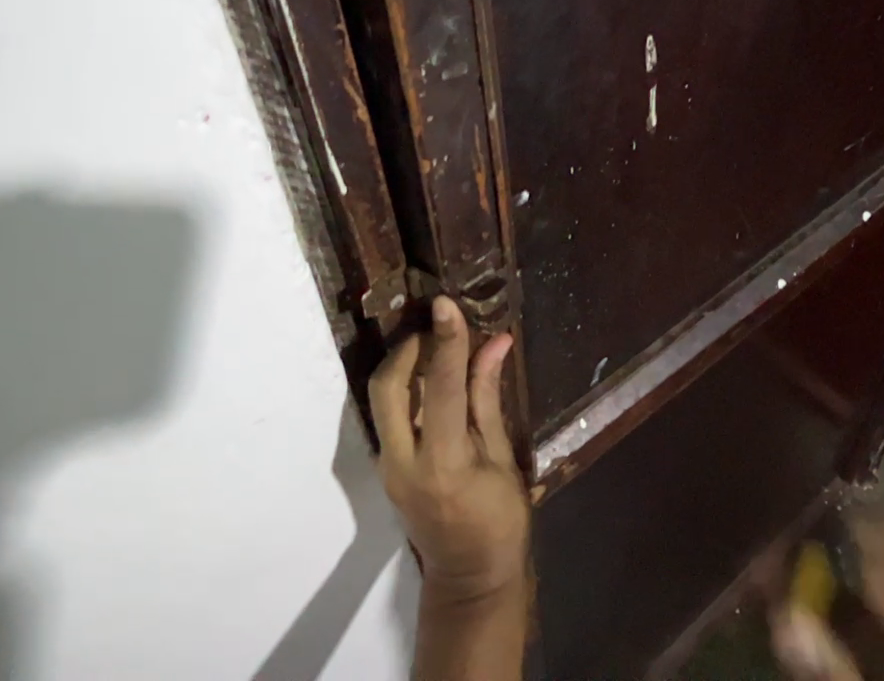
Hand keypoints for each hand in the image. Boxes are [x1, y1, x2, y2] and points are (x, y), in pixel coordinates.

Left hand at [369, 296, 529, 601]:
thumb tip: (495, 342)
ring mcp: (387, 467)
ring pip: (380, 398)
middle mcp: (403, 462)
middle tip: (435, 326)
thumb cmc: (500, 524)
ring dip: (402, 364)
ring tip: (432, 343)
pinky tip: (428, 376)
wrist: (469, 580)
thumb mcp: (503, 460)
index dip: (446, 341)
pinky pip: (387, 415)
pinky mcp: (384, 468)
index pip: (442, 387)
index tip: (445, 304)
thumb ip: (488, 399)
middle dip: (407, 348)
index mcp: (443, 463)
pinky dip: (404, 387)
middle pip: (387, 386)